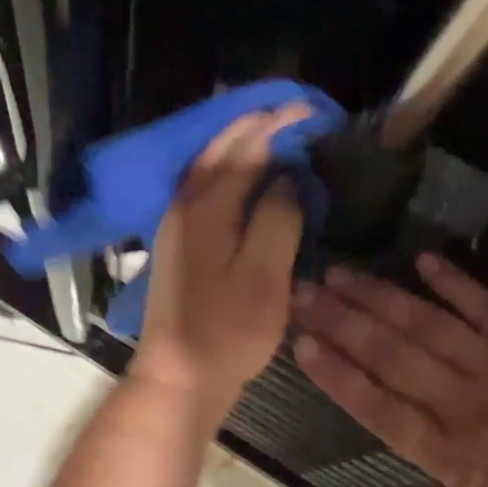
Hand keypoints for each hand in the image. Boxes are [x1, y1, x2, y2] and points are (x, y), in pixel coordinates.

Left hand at [130, 106, 310, 418]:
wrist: (177, 376)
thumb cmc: (226, 330)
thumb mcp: (264, 277)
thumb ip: (277, 220)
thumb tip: (286, 178)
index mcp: (206, 207)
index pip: (245, 147)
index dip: (278, 124)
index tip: (311, 110)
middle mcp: (184, 203)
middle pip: (219, 147)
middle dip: (256, 122)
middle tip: (295, 113)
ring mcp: (176, 221)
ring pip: (208, 163)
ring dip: (240, 141)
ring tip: (277, 132)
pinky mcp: (178, 239)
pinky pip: (204, 184)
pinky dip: (228, 166)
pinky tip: (248, 175)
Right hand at [291, 254, 487, 486]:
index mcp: (448, 453)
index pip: (376, 404)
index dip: (336, 372)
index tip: (300, 342)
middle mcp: (460, 401)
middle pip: (387, 353)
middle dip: (339, 320)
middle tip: (301, 289)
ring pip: (423, 323)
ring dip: (377, 295)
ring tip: (340, 271)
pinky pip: (483, 304)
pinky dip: (452, 281)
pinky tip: (421, 258)